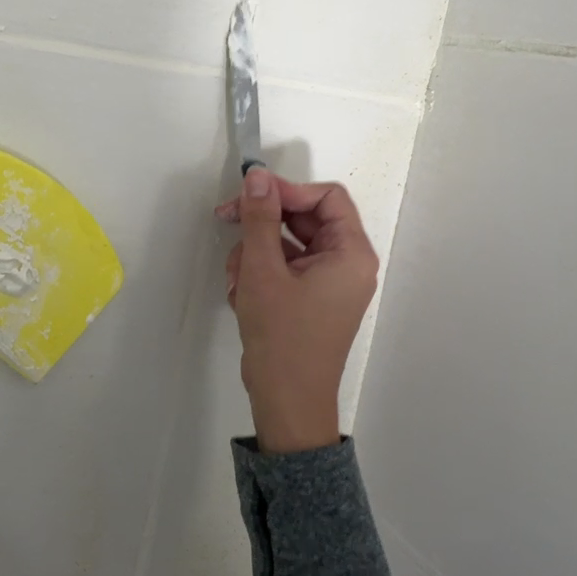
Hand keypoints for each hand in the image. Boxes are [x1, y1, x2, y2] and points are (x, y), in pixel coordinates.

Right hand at [216, 168, 379, 452]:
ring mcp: (328, 282)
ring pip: (287, 242)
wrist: (287, 399)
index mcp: (351, 254)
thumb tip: (258, 177)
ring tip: (237, 277)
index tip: (248, 194)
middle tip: (225, 220)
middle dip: (262, 222)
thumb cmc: (282, 333)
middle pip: (303, 218)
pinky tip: (241, 292)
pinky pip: (284, 266)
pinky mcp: (310, 298)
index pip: (325, 197)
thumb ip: (260, 218)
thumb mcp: (263, 269)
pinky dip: (259, 271)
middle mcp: (346, 263)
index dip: (286, 190)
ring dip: (254, 251)